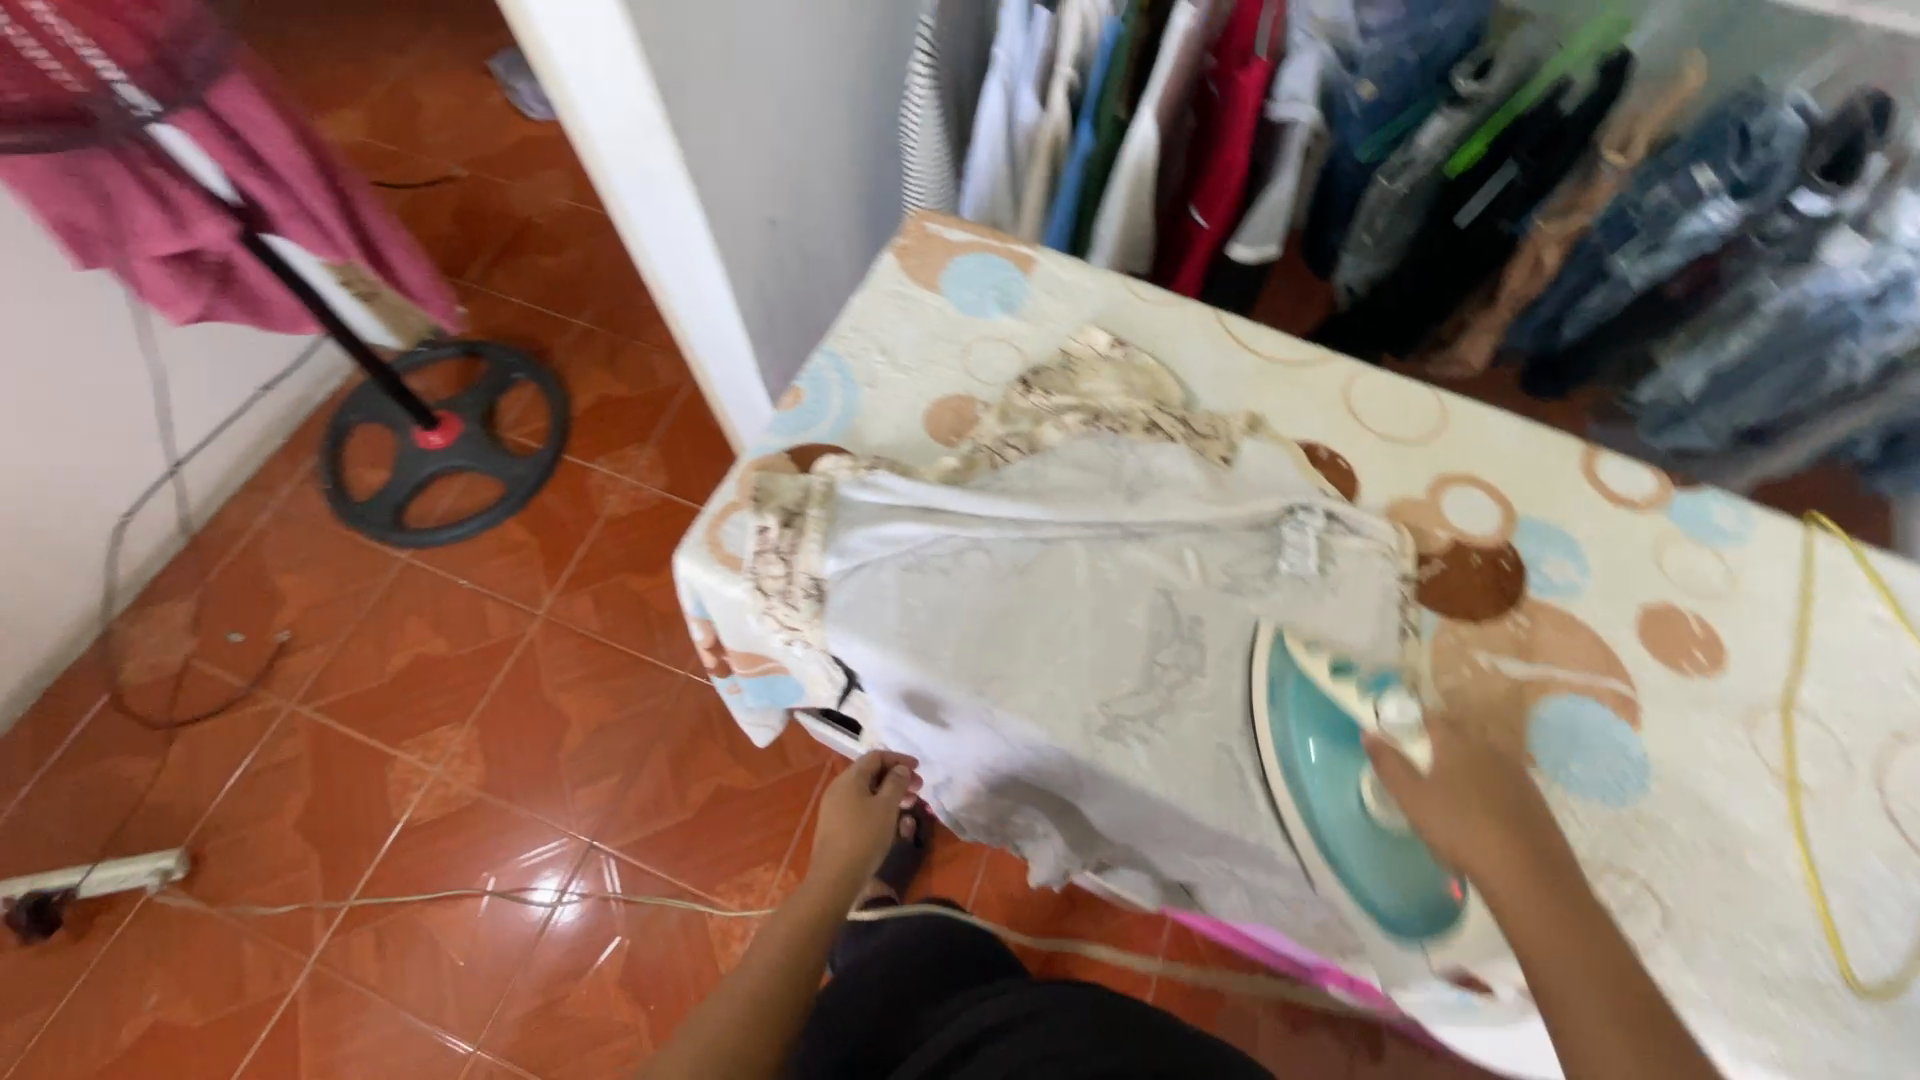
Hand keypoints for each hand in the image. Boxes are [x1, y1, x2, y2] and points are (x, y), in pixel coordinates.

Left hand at [804, 751, 922, 904]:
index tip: (919, 769)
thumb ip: (896, 783)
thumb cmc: (864, 836)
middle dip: (897, 778)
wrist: (835, 878)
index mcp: (849, 778)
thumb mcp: (886, 807)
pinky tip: (891, 821)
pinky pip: (860, 806)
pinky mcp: (835, 826)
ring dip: (889, 794)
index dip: (899, 759)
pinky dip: (878, 807)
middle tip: (918, 790)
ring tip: (909, 806)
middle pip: (871, 774)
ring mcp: (835, 808)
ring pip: (866, 792)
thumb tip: (900, 769)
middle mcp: (839, 788)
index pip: (876, 757)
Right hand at [1364, 712, 1580, 893]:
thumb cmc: (1460, 829)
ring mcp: (1516, 772)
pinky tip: (1479, 814)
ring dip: (1463, 766)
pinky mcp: (1534, 797)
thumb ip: (1388, 763)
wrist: (1529, 874)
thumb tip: (1368, 732)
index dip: (1411, 724)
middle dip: (1437, 745)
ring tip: (1448, 793)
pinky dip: (1485, 787)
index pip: (1430, 718)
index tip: (1397, 739)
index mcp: (1457, 743)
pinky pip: (1500, 780)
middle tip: (1419, 769)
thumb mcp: (1412, 798)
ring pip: (1481, 758)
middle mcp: (1489, 748)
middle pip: (1458, 736)